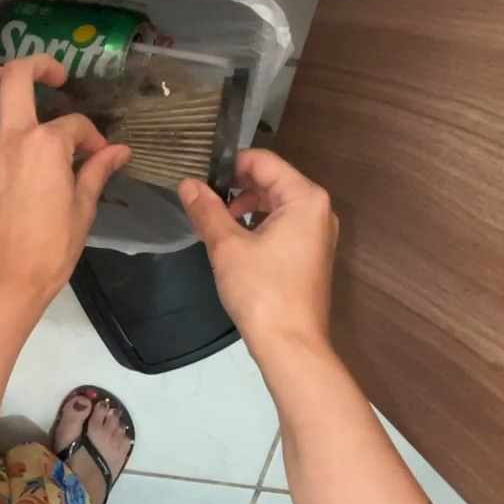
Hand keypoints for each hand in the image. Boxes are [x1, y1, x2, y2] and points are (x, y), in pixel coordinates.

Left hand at [0, 56, 131, 301]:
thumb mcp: (84, 208)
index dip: (92, 137)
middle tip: (55, 75)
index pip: (74, 124)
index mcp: (46, 145)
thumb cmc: (52, 248)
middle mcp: (11, 139)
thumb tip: (119, 152)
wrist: (10, 279)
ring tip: (2, 78)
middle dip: (39, 65)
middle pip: (16, 79)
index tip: (99, 155)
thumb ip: (97, 172)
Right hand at [178, 149, 338, 357]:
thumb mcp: (227, 247)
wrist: (290, 342)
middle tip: (199, 196)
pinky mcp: (309, 254)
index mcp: (304, 198)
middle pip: (271, 181)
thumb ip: (206, 211)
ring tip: (211, 220)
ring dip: (243, 207)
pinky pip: (280, 225)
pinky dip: (255, 225)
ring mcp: (316, 233)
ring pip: (275, 204)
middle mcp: (317, 209)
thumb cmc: (261, 290)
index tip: (198, 173)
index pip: (264, 162)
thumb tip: (187, 184)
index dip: (229, 163)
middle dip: (234, 186)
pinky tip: (231, 240)